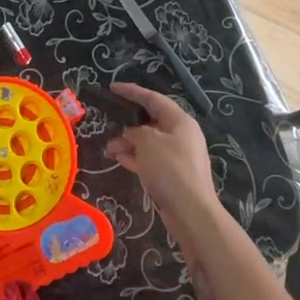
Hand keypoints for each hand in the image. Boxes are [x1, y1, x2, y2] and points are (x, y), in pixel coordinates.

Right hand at [105, 82, 217, 221]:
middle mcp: (181, 135)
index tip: (113, 87)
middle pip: (151, 121)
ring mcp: (178, 156)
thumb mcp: (148, 142)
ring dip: (128, 142)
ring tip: (109, 148)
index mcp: (180, 121)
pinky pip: (150, 159)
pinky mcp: (172, 175)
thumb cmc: (170, 168)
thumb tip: (131, 133)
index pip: (154, 99)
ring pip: (149, 142)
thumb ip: (136, 131)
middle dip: (128, 123)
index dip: (132, 91)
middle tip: (109, 121)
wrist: (191, 212)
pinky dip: (135, 157)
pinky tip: (118, 158)